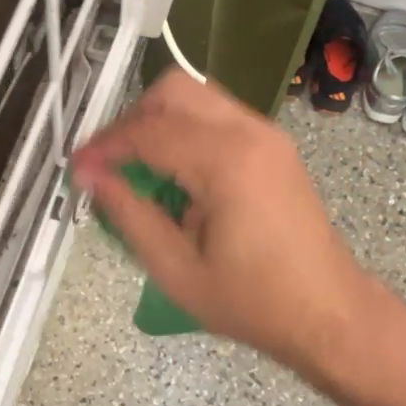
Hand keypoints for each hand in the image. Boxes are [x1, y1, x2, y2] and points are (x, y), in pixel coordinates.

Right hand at [70, 69, 390, 381]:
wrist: (329, 314)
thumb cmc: (252, 301)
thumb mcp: (175, 268)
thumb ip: (128, 213)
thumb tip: (90, 176)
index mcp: (227, 161)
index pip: (149, 132)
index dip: (105, 148)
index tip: (76, 170)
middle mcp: (249, 132)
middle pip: (173, 90)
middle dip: (131, 119)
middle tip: (109, 162)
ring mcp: (266, 134)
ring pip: (195, 95)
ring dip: (157, 119)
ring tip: (135, 165)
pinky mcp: (273, 145)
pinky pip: (216, 114)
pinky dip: (184, 128)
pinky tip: (173, 171)